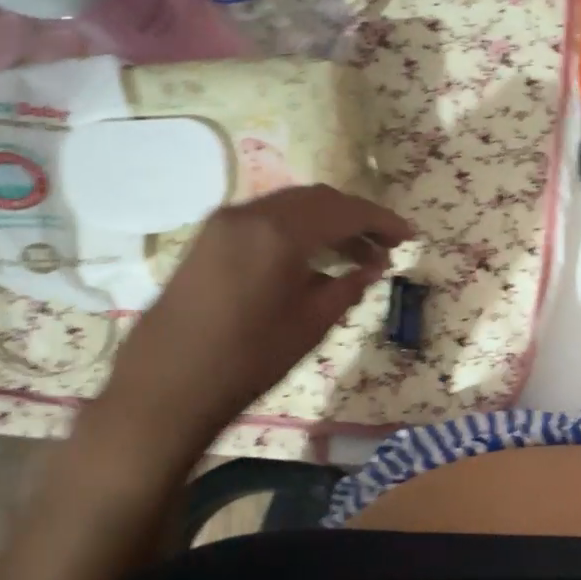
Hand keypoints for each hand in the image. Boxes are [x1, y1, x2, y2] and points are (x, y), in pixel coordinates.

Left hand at [96, 186, 415, 447]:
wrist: (171, 380)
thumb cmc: (252, 356)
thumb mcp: (314, 322)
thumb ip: (349, 285)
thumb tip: (373, 265)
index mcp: (279, 233)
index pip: (344, 211)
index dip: (381, 221)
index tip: (408, 237)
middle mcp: (250, 215)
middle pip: (317, 199)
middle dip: (356, 217)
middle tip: (386, 245)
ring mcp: (225, 223)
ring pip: (290, 206)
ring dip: (328, 222)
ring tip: (358, 255)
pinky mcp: (211, 239)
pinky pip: (268, 219)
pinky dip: (300, 229)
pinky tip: (317, 259)